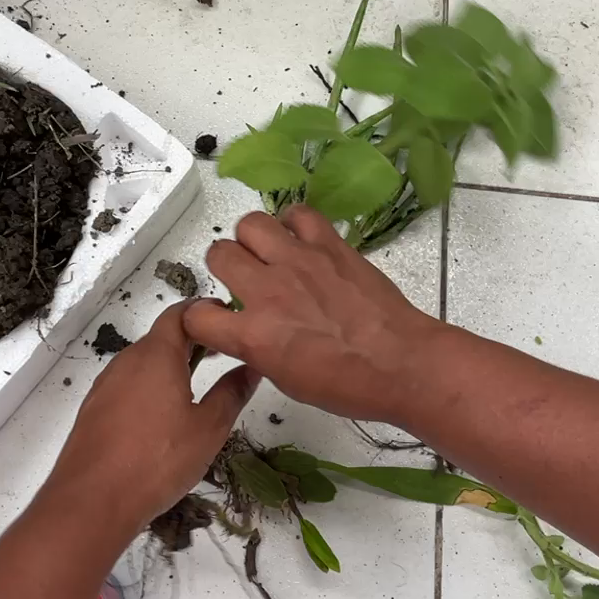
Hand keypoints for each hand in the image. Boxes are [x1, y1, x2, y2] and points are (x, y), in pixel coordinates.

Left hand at [42, 301, 257, 534]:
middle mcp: (127, 361)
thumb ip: (232, 393)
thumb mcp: (209, 428)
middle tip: (222, 357)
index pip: (180, 312)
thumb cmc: (157, 460)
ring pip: (143, 363)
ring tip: (196, 390)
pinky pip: (127, 386)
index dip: (205, 312)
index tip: (228, 323)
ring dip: (170, 367)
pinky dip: (149, 389)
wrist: (90, 503)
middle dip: (192, 342)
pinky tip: (162, 419)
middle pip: (162, 337)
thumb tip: (252, 367)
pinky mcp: (94, 410)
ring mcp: (106, 385)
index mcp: (157, 354)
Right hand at [184, 206, 448, 423]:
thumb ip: (256, 349)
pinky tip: (300, 239)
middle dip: (224, 266)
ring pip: (250, 223)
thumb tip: (247, 332)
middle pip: (218, 254)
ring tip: (270, 253)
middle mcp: (268, 292)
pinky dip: (293, 223)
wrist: (402, 364)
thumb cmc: (348, 384)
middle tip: (245, 277)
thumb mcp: (286, 380)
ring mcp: (299, 262)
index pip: (196, 317)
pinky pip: (299, 214)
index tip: (213, 317)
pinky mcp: (329, 245)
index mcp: (254, 336)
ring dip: (253, 239)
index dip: (199, 317)